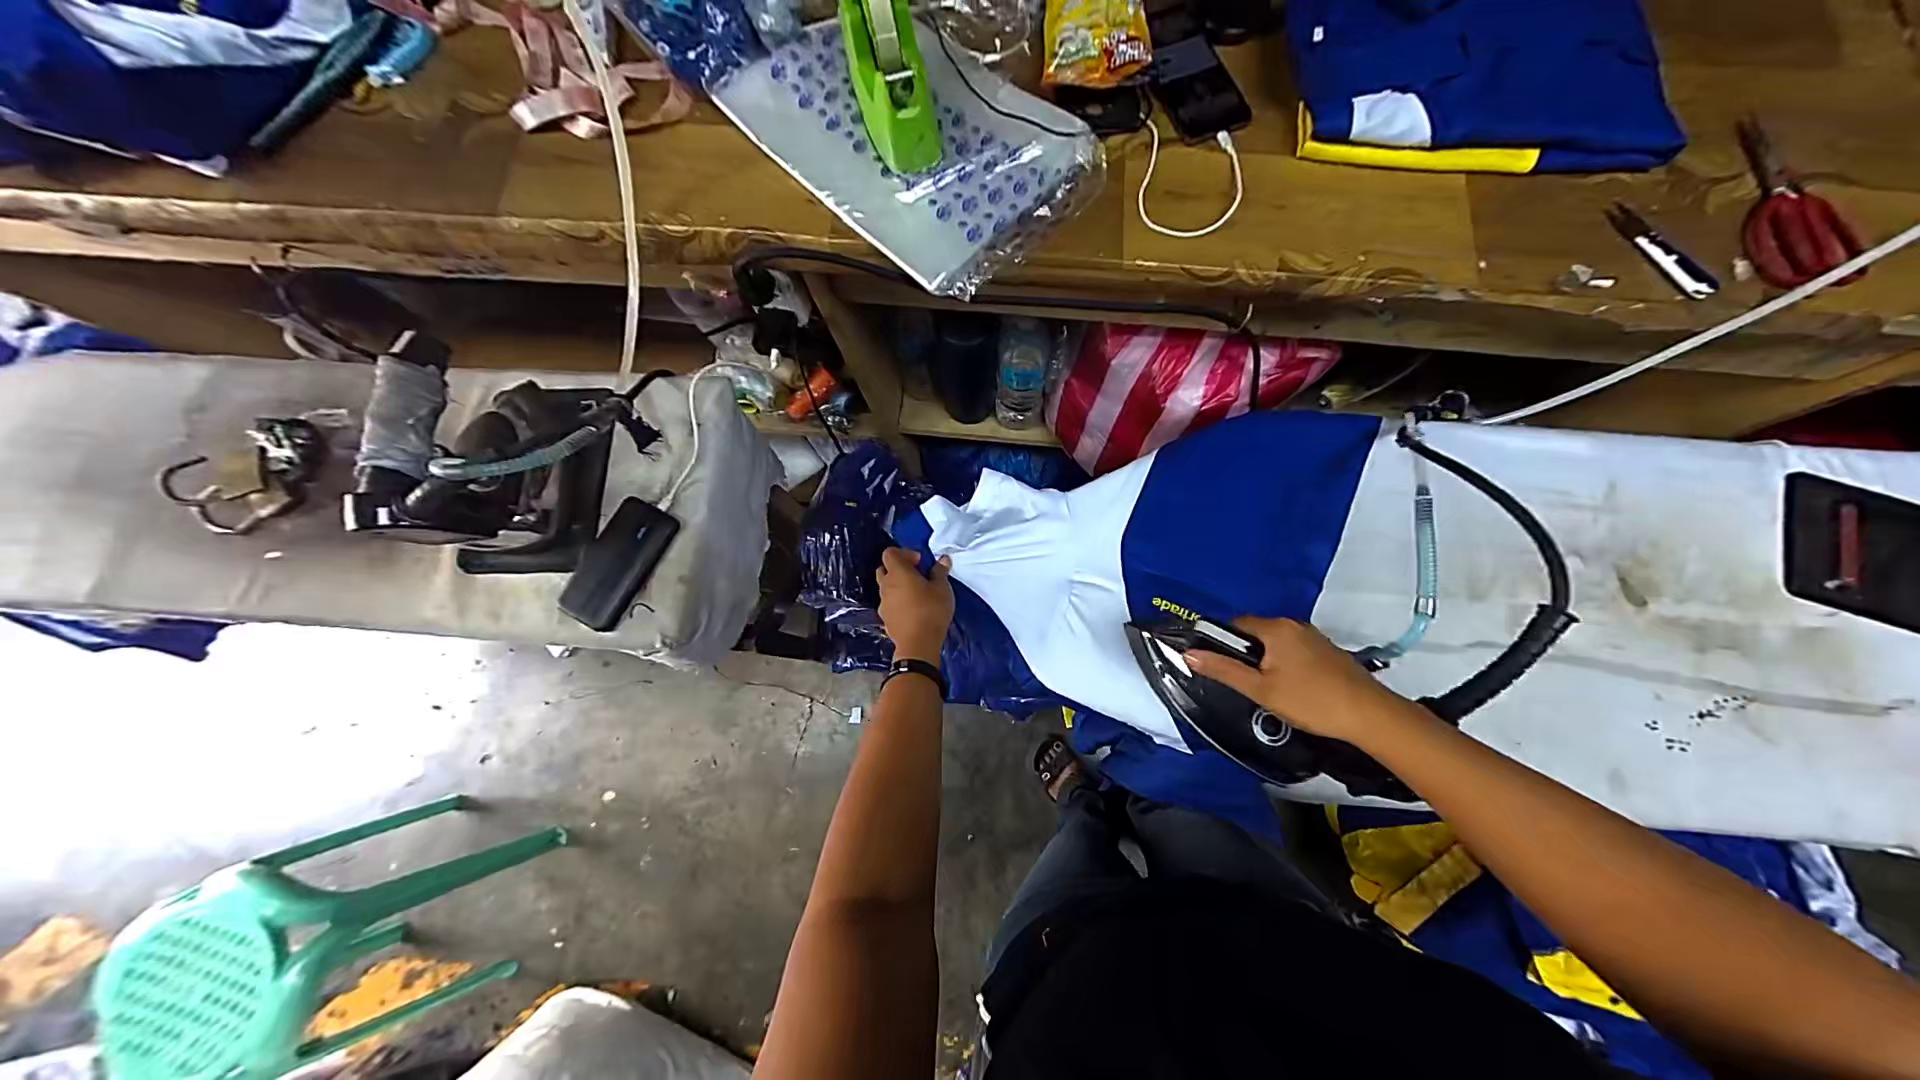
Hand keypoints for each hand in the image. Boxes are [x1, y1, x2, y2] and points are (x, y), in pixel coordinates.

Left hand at [876, 548, 953, 665]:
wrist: (918, 645)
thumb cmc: (931, 611)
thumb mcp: (942, 589)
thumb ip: (940, 571)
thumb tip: (943, 559)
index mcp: (897, 573)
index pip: (890, 553)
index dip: (904, 553)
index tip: (919, 562)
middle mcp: (885, 585)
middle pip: (884, 569)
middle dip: (899, 569)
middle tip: (917, 575)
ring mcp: (883, 603)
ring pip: (886, 587)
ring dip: (897, 586)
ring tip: (916, 594)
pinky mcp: (885, 619)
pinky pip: (889, 603)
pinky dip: (897, 602)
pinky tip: (912, 610)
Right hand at [1183, 617, 1421, 744]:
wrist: (1369, 716)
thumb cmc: (1310, 701)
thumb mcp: (1260, 689)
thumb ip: (1223, 670)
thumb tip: (1190, 654)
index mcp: (1276, 628)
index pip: (1235, 624)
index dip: (1221, 642)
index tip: (1218, 665)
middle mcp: (1294, 625)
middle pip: (1256, 632)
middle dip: (1246, 653)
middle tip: (1244, 682)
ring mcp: (1314, 637)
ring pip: (1276, 643)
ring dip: (1266, 660)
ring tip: (1267, 688)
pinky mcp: (1327, 651)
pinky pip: (1294, 650)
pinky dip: (1285, 663)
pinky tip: (1291, 688)